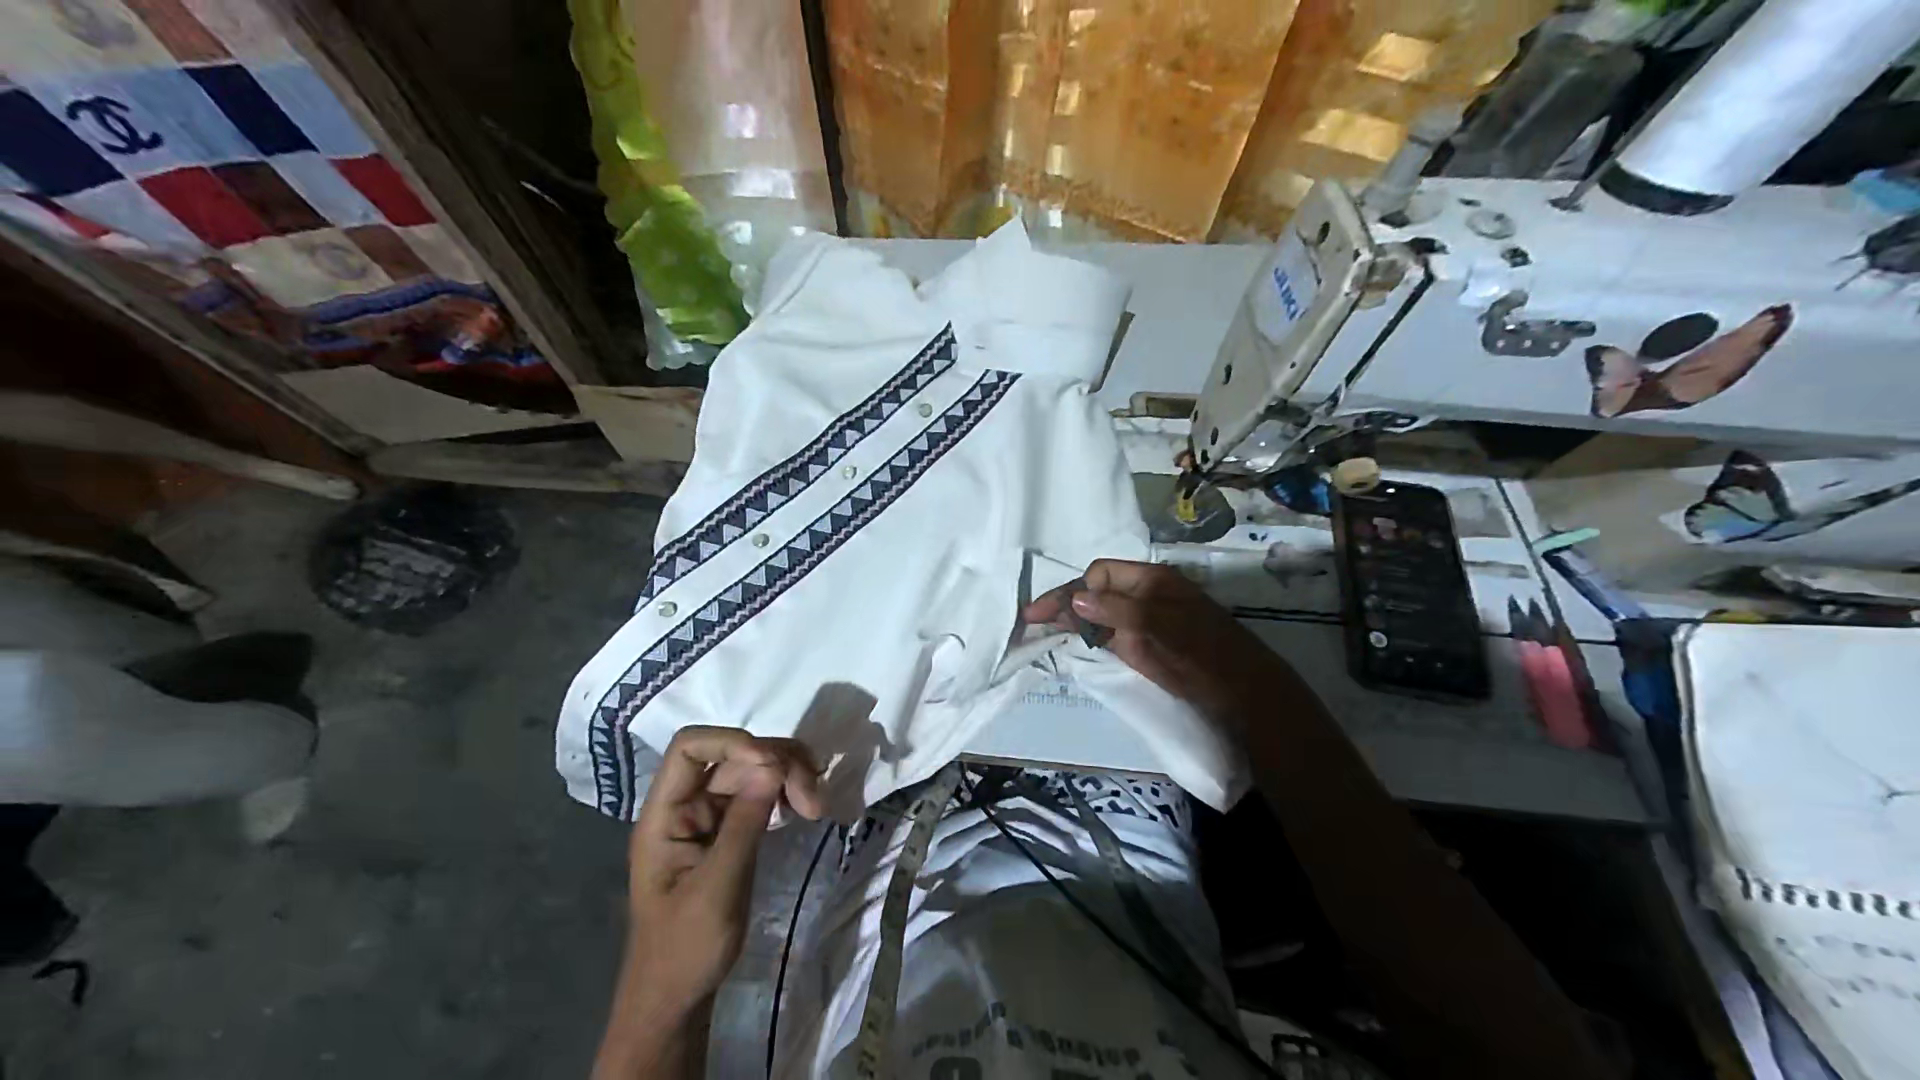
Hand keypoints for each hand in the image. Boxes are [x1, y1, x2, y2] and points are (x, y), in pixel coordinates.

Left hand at [620, 727, 823, 1016]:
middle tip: (813, 798)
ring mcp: (709, 817)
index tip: (774, 766)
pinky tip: (805, 810)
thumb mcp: (716, 889)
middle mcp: (686, 806)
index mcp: (664, 815)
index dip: (732, 743)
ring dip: (788, 777)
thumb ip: (743, 824)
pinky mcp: (731, 830)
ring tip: (816, 806)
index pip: (690, 749)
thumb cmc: (685, 949)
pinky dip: (785, 794)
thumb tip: (773, 765)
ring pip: (752, 772)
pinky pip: (760, 795)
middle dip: (776, 765)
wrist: (678, 999)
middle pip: (732, 758)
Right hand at [1024, 559, 1275, 717]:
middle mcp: (1142, 596)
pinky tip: (1069, 643)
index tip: (1052, 614)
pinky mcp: (1141, 646)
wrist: (1239, 691)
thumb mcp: (1158, 626)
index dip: (1076, 590)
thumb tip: (1075, 597)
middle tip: (1032, 619)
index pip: (1100, 574)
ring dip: (1071, 620)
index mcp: (1149, 580)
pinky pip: (1106, 635)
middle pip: (1095, 591)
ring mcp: (1141, 621)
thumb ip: (1117, 610)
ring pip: (1097, 613)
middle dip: (1064, 602)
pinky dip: (1085, 637)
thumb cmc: (1201, 651)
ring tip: (1039, 630)